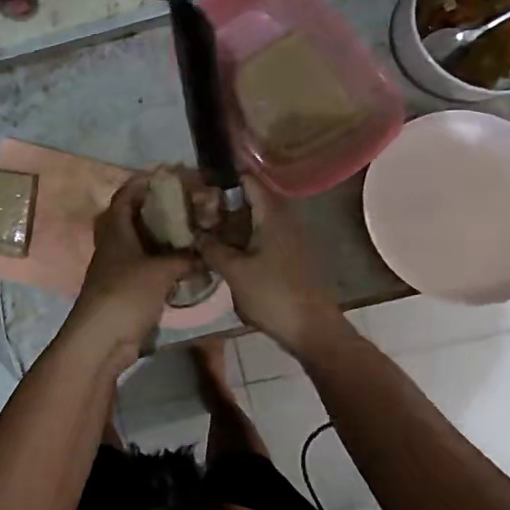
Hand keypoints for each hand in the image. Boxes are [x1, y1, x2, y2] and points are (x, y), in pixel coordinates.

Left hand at [67, 175, 200, 352]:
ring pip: (140, 245)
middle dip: (155, 211)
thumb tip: (206, 253)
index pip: (124, 198)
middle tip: (183, 207)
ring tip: (189, 233)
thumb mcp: (160, 272)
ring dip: (161, 238)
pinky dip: (163, 263)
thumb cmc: (125, 294)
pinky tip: (184, 265)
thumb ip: (184, 259)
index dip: (140, 185)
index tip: (165, 178)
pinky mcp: (125, 290)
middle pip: (131, 220)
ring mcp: (117, 269)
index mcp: (115, 232)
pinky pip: (145, 267)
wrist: (101, 339)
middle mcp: (113, 246)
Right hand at [196, 177, 352, 357]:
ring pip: (257, 221)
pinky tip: (227, 254)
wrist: (314, 331)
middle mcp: (285, 221)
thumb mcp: (234, 272)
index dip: (225, 179)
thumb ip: (212, 249)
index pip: (249, 182)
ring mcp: (292, 241)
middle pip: (252, 201)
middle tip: (197, 212)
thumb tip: (196, 234)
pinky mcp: (293, 259)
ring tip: (207, 233)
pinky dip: (245, 239)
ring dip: (233, 224)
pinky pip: (264, 238)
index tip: (201, 183)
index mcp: (272, 217)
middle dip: (224, 204)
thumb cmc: (273, 295)